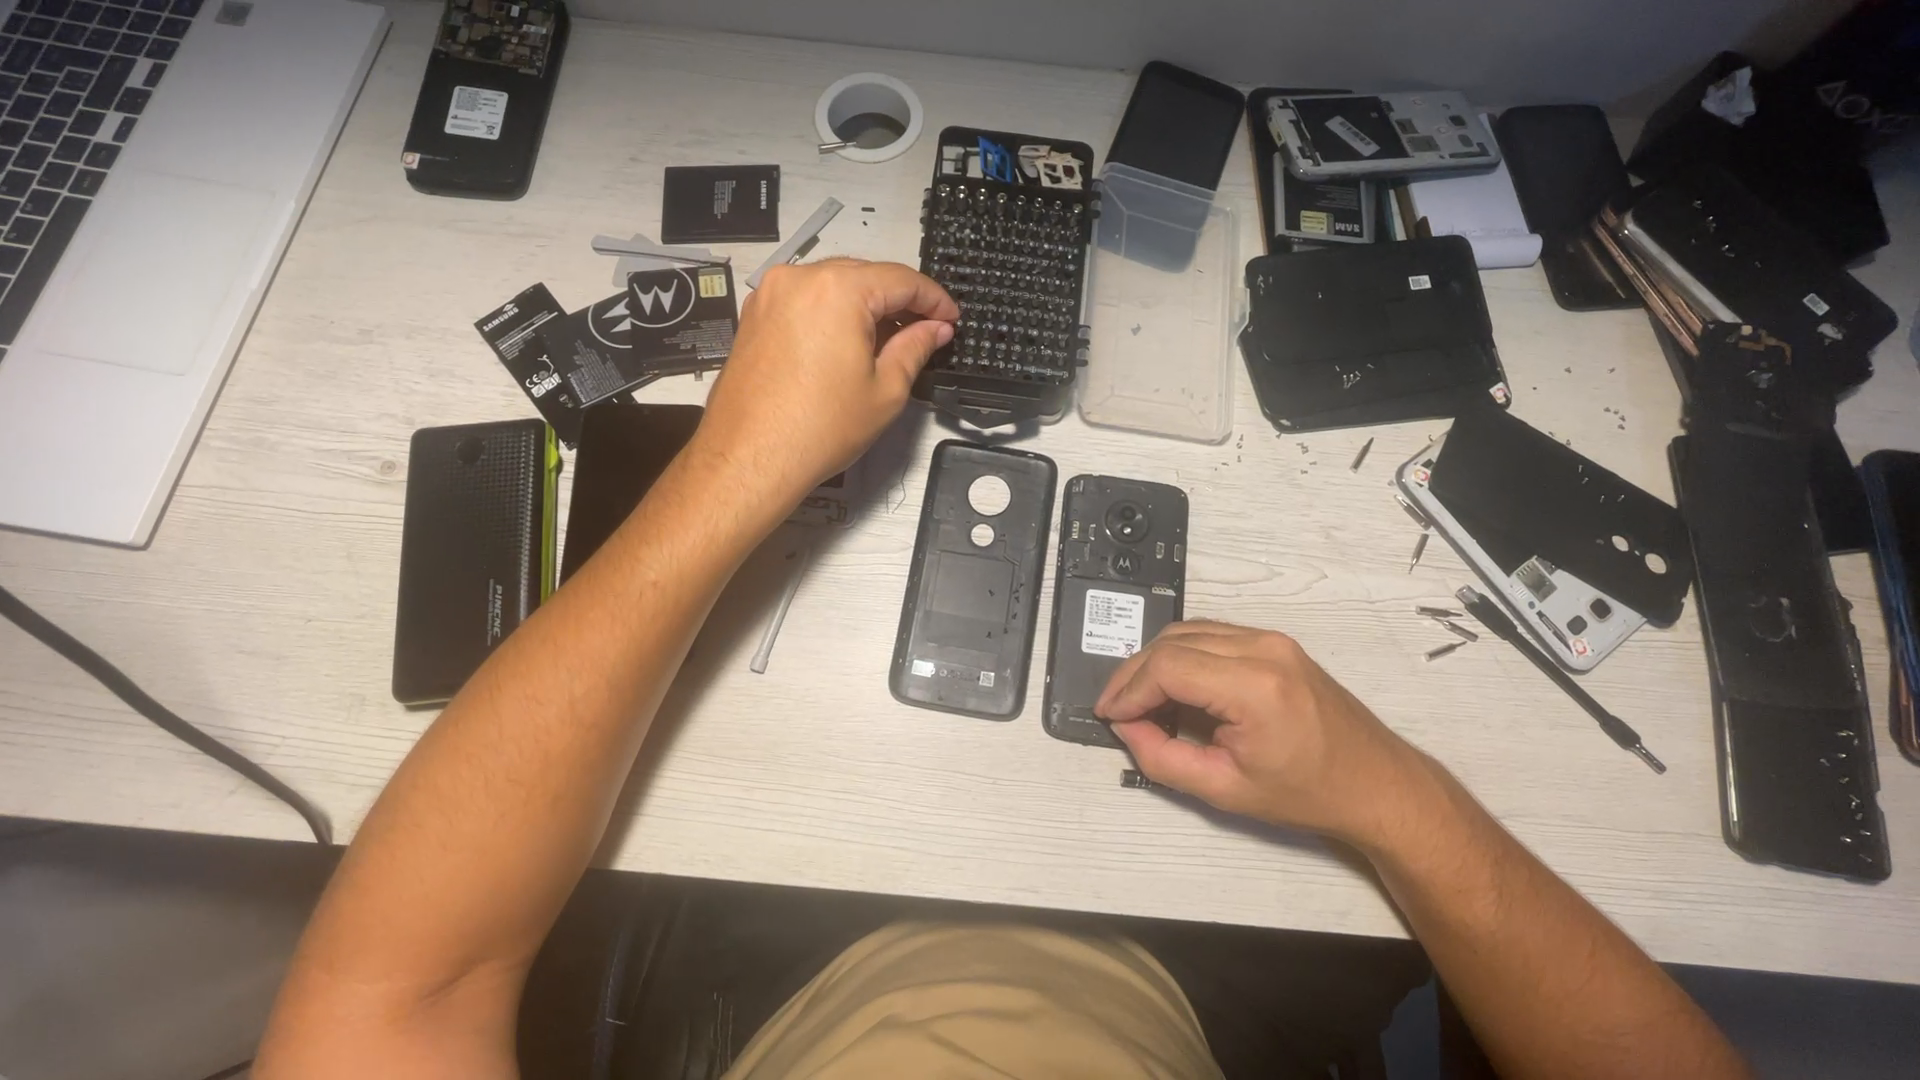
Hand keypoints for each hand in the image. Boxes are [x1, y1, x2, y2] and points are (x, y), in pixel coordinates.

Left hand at [694, 258, 956, 501]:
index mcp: (837, 290)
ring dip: (866, 308)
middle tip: (927, 331)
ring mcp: (771, 296)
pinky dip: (834, 315)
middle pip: (865, 276)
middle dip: (899, 302)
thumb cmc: (816, 430)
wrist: (750, 459)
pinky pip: (807, 302)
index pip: (901, 279)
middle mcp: (799, 279)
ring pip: (834, 287)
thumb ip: (915, 348)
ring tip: (890, 343)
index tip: (950, 318)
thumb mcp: (885, 390)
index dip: (934, 299)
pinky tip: (850, 345)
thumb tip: (935, 329)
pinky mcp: (755, 317)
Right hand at [1097, 621, 1423, 843]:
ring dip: (1154, 660)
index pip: (1167, 667)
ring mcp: (1272, 639)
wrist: (1377, 784)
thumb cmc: (1306, 794)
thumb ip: (1163, 758)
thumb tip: (1125, 728)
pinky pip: (1211, 634)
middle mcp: (1263, 648)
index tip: (1109, 717)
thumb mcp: (1225, 790)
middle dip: (1133, 673)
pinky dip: (1180, 654)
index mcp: (1255, 687)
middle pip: (1173, 642)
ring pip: (1188, 631)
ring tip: (1138, 699)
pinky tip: (1171, 685)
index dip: (1128, 690)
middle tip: (1116, 710)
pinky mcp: (1275, 642)